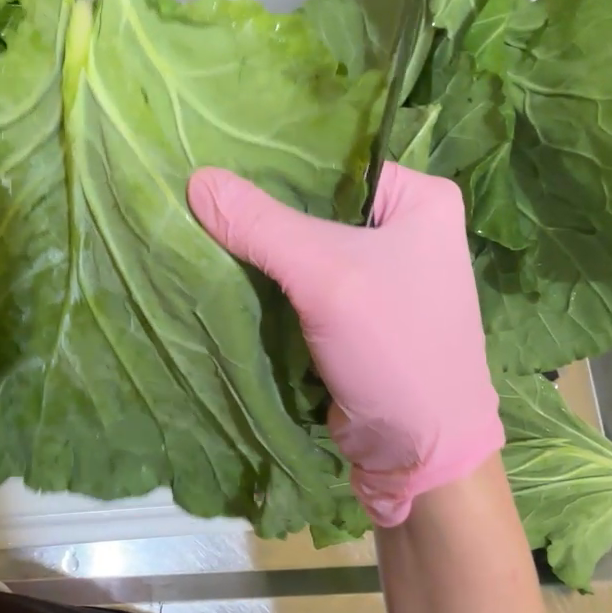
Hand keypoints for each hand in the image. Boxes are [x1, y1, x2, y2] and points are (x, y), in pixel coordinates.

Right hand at [188, 162, 502, 526]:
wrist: (418, 450)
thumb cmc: (394, 348)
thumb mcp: (326, 275)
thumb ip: (262, 226)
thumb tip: (196, 179)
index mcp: (417, 199)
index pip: (332, 163)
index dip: (272, 164)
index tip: (213, 163)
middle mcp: (398, 230)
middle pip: (310, 207)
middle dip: (256, 212)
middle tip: (193, 199)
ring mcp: (372, 278)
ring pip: (297, 249)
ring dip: (253, 251)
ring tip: (194, 229)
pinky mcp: (346, 317)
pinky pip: (294, 287)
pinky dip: (261, 285)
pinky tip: (218, 273)